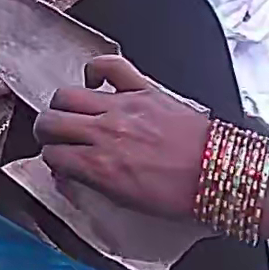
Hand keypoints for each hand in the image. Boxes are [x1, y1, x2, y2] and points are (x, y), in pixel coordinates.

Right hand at [33, 55, 210, 220]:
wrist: (221, 175)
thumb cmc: (181, 194)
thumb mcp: (127, 203)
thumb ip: (92, 185)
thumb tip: (70, 174)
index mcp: (99, 166)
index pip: (52, 155)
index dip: (52, 159)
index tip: (60, 161)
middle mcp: (104, 133)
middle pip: (50, 121)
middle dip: (47, 131)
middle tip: (55, 136)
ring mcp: (121, 107)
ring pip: (67, 95)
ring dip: (62, 106)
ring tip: (70, 112)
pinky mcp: (142, 90)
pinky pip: (108, 66)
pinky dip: (95, 71)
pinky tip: (94, 83)